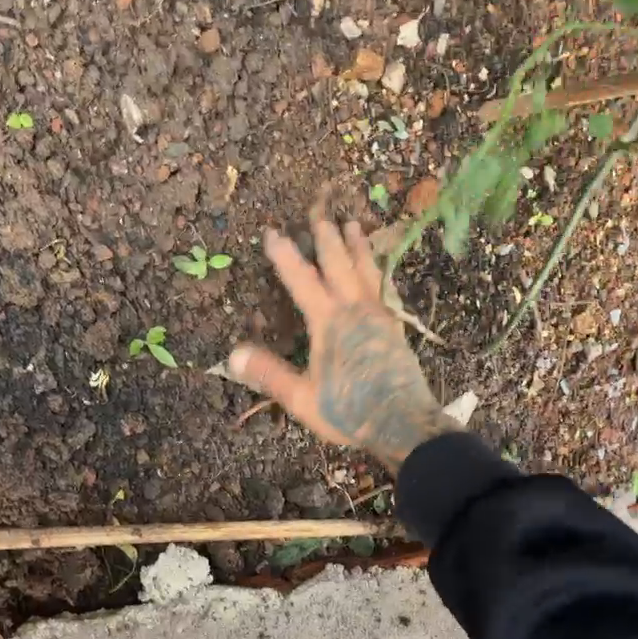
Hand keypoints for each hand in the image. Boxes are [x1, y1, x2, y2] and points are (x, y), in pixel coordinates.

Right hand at [228, 217, 456, 470]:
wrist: (404, 423)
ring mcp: (380, 318)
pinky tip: (379, 273)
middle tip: (319, 216)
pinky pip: (384, 289)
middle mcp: (356, 311)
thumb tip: (233, 355)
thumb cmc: (349, 412)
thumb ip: (269, 374)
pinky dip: (379, 273)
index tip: (272, 233)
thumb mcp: (302, 398)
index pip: (302, 280)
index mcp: (329, 323)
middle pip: (339, 266)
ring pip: (367, 272)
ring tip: (354, 225)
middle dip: (326, 240)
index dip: (285, 256)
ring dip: (358, 247)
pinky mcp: (395, 330)